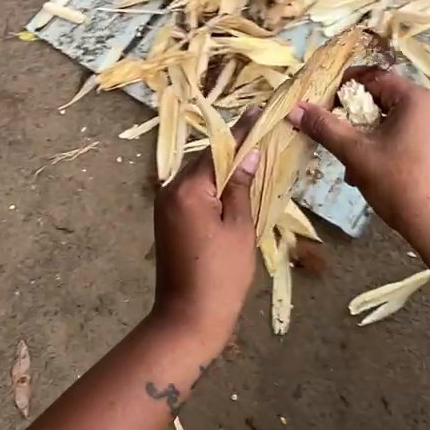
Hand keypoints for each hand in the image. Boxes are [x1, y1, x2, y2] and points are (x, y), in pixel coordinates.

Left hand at [151, 116, 259, 355]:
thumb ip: (243, 186)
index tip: (260, 111)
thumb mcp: (240, 227)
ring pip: (200, 175)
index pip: (220, 150)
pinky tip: (235, 186)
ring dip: (224, 168)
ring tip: (255, 157)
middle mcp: (170, 189)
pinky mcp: (167, 218)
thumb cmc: (221, 275)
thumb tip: (250, 154)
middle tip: (264, 135)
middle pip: (207, 159)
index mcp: (188, 188)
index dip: (243, 131)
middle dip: (234, 149)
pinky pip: (192, 192)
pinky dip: (213, 186)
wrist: (187, 318)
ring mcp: (165, 204)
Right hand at [286, 67, 429, 246]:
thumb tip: (295, 108)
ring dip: (365, 138)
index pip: (372, 76)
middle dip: (353, 118)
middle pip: (381, 99)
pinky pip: (405, 137)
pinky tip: (370, 175)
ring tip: (350, 166)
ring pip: (391, 122)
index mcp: (415, 98)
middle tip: (333, 137)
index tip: (321, 104)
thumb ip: (326, 128)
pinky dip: (384, 148)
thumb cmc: (402, 184)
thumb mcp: (357, 154)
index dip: (343, 86)